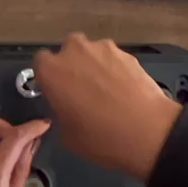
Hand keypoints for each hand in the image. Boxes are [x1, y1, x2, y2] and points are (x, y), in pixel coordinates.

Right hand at [31, 33, 180, 181]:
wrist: (147, 132)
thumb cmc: (101, 138)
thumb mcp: (66, 135)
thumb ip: (59, 110)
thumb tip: (66, 105)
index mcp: (51, 71)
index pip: (40, 63)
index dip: (48, 78)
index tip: (56, 92)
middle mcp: (74, 52)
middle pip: (67, 51)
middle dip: (72, 66)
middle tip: (81, 91)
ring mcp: (103, 48)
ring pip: (92, 52)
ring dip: (94, 66)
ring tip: (106, 91)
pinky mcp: (126, 53)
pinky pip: (112, 58)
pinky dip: (114, 69)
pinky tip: (123, 90)